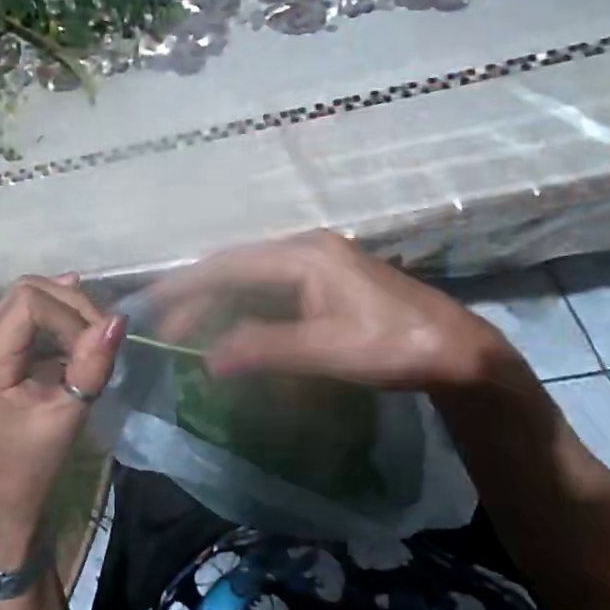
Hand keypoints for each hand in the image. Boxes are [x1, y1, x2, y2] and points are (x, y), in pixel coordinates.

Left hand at [0, 275, 126, 566]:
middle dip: (70, 303)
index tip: (94, 344)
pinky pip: (22, 315)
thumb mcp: (69, 414)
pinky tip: (76, 337)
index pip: (28, 302)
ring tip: (91, 337)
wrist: (1, 492)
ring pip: (24, 298)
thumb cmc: (33, 461)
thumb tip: (118, 319)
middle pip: (24, 291)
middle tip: (100, 333)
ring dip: (64, 309)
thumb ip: (92, 364)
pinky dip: (55, 318)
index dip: (69, 312)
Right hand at [151, 231, 520, 388]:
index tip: (152, 305)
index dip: (186, 285)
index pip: (228, 264)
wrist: (457, 350)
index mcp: (304, 256)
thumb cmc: (393, 345)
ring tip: (193, 337)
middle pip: (237, 269)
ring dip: (222, 306)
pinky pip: (273, 293)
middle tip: (170, 334)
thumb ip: (263, 349)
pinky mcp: (327, 285)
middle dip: (199, 298)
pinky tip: (235, 333)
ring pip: (253, 281)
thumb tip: (207, 358)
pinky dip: (248, 312)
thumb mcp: (325, 350)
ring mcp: (318, 267)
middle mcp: (306, 251)